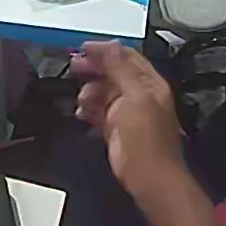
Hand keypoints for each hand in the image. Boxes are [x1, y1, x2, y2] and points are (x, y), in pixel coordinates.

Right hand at [71, 42, 186, 197]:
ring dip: (89, 90)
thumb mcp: (135, 98)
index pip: (126, 58)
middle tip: (76, 65)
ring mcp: (126, 112)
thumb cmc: (148, 143)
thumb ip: (121, 71)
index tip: (84, 48)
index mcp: (150, 84)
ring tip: (81, 95)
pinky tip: (81, 110)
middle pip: (113, 73)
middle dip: (94, 68)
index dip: (106, 51)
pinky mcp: (114, 128)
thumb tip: (111, 48)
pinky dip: (87, 109)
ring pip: (103, 92)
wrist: (147, 178)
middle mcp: (139, 95)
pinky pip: (97, 111)